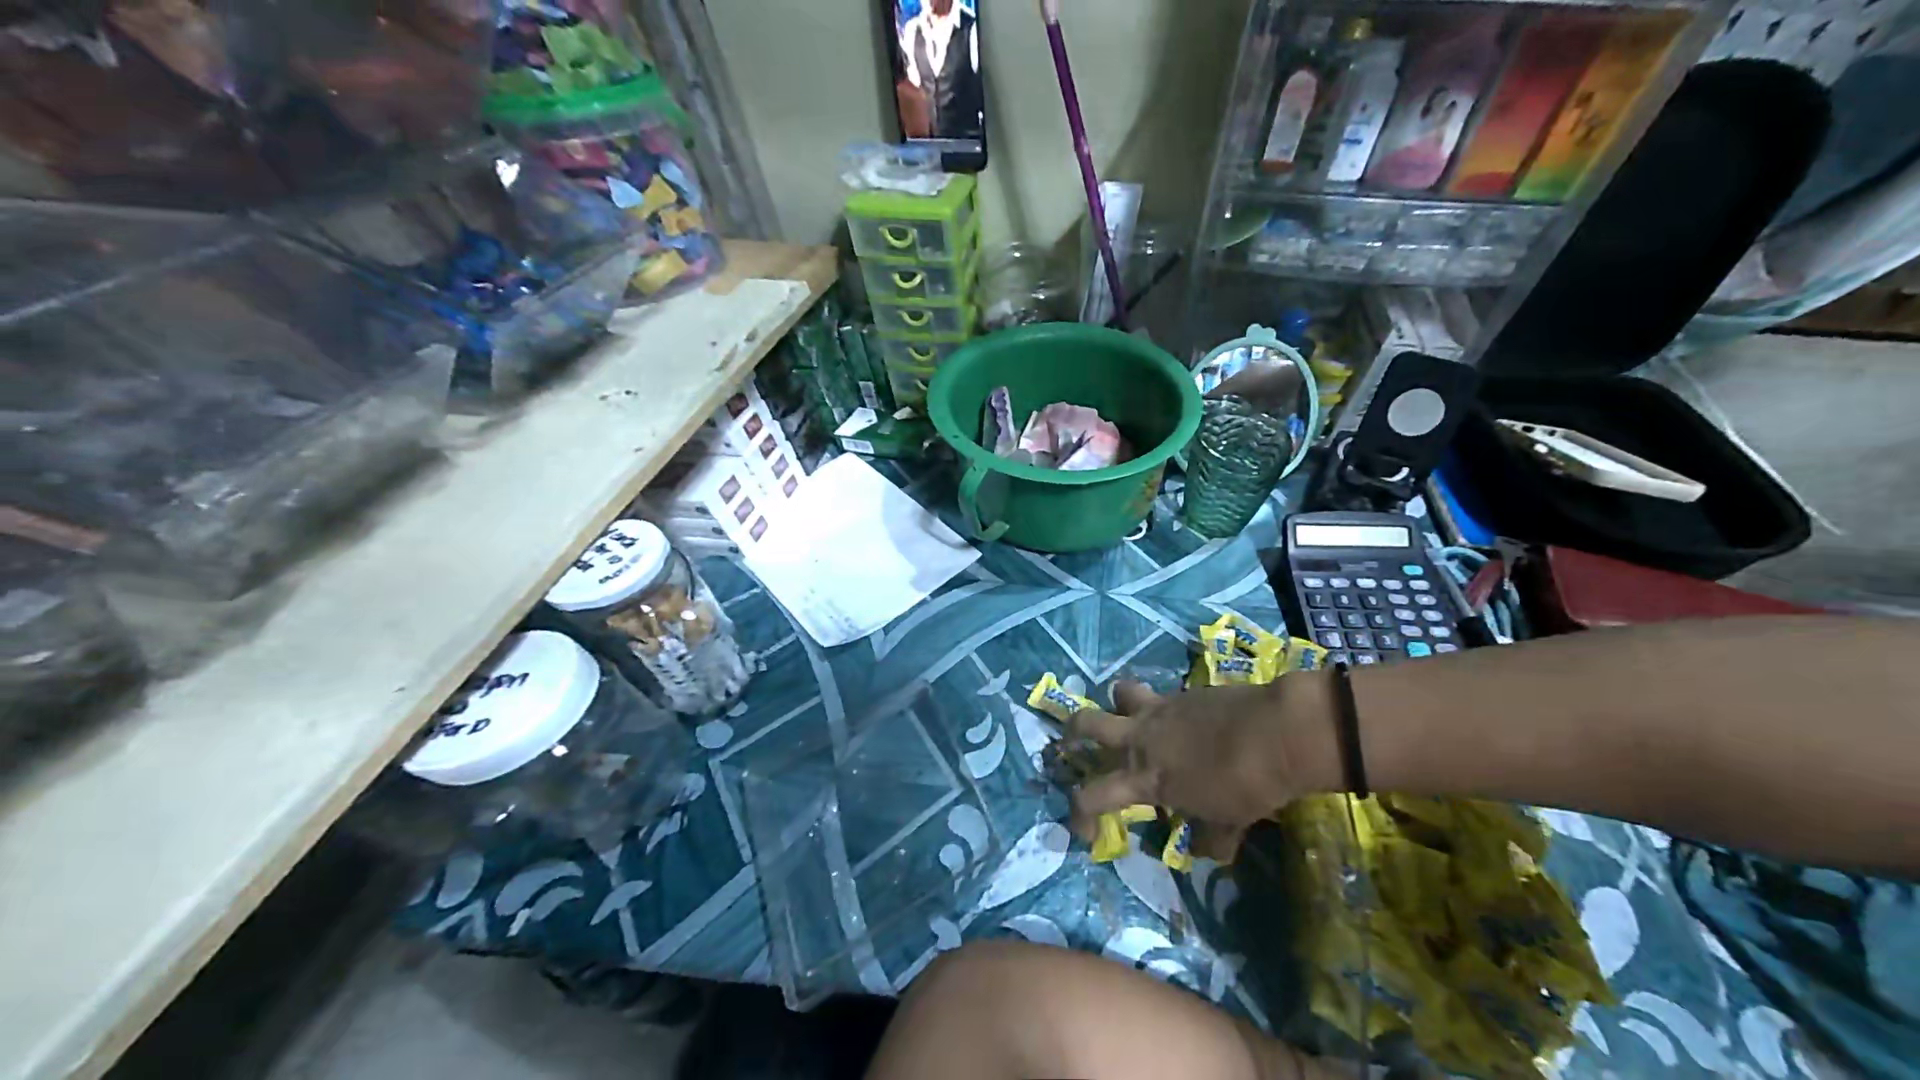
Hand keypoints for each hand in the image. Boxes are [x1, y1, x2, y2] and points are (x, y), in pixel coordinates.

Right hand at [1067, 676, 1339, 860]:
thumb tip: (1209, 851)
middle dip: (1072, 732)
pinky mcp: (1184, 693)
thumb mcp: (1230, 823)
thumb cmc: (1250, 786)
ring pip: (1119, 693)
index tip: (1085, 831)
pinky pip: (1161, 696)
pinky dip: (1163, 707)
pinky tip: (1184, 720)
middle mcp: (1141, 739)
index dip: (1079, 815)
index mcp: (1145, 778)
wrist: (1277, 733)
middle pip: (1086, 724)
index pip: (1093, 796)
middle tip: (1073, 742)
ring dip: (1117, 703)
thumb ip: (1211, 837)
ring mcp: (1160, 710)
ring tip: (1128, 715)